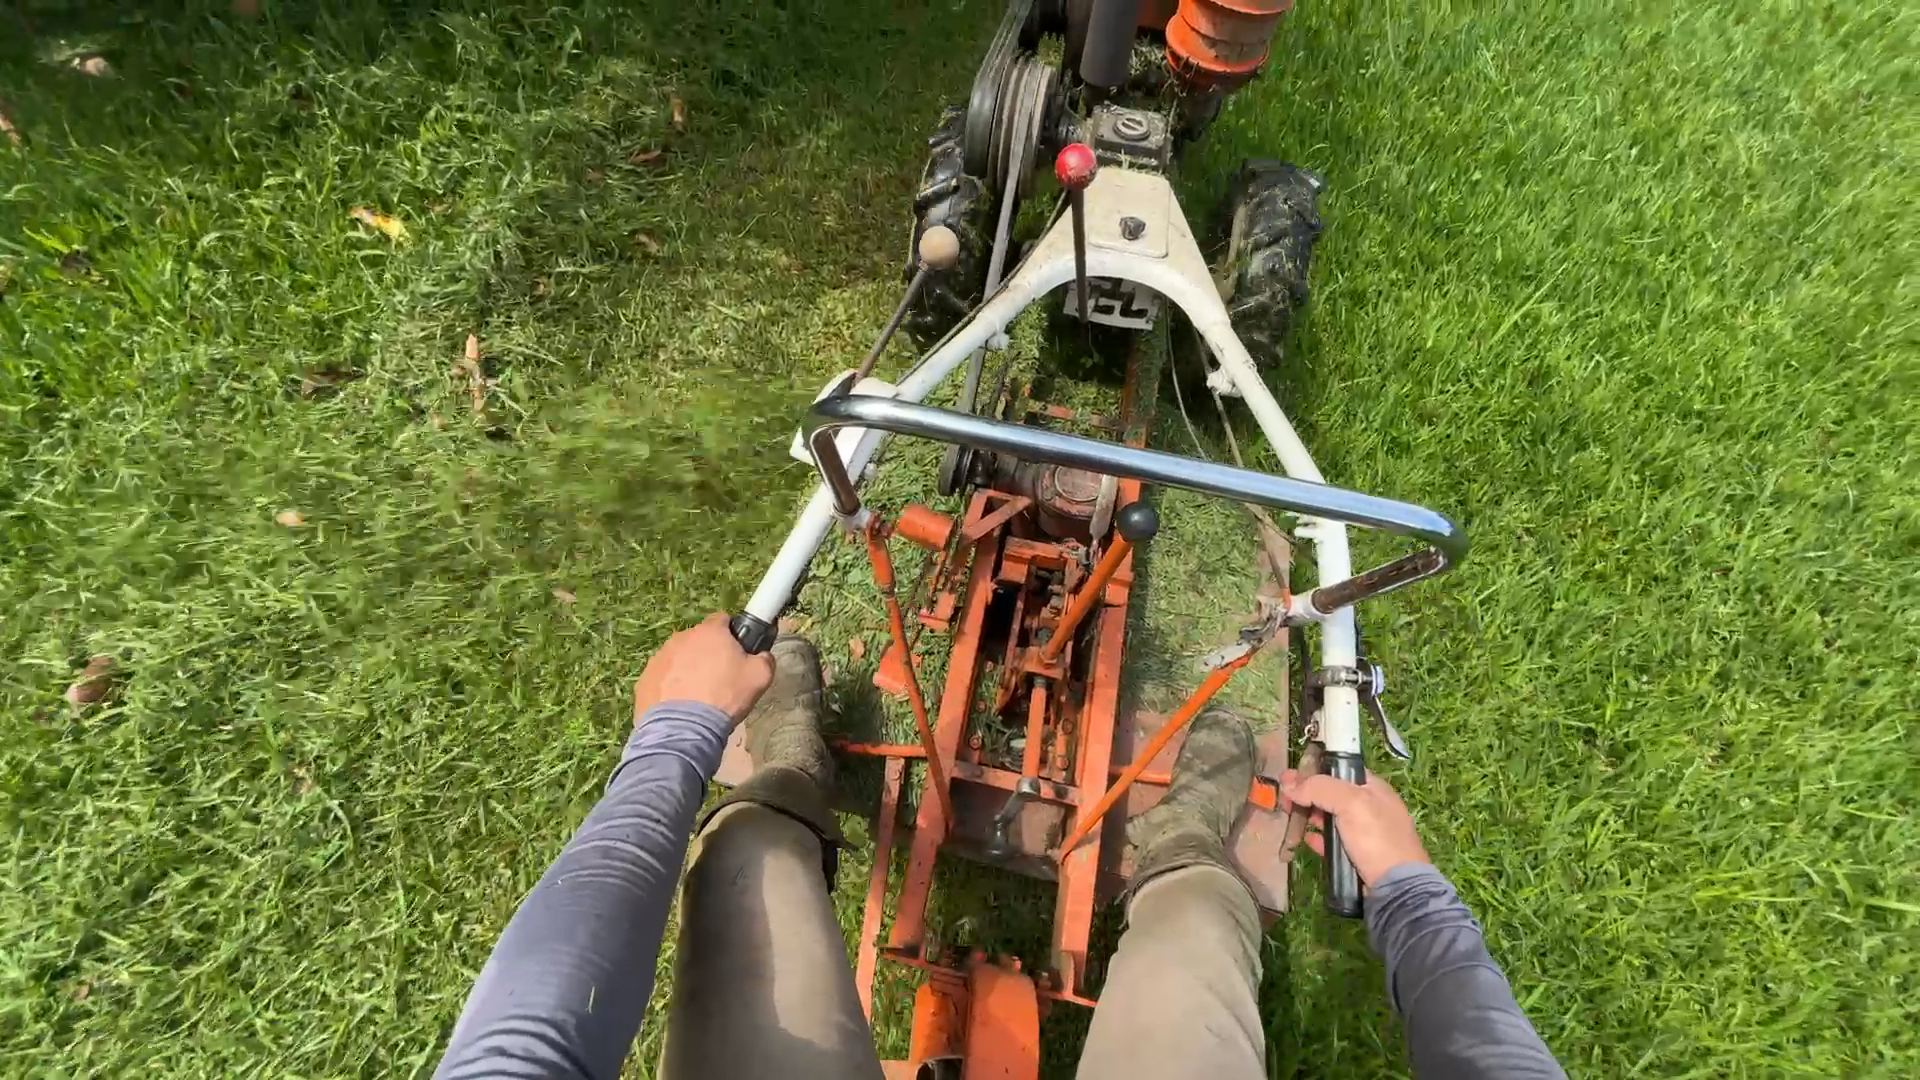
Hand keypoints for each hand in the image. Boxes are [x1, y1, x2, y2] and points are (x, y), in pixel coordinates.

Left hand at [632, 613, 774, 726]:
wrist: (683, 730)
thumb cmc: (725, 696)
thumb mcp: (761, 676)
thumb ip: (765, 658)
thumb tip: (762, 655)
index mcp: (710, 632)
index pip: (723, 619)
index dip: (732, 634)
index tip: (737, 652)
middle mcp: (681, 638)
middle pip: (699, 640)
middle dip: (709, 654)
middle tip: (720, 679)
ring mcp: (659, 658)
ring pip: (679, 658)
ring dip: (688, 669)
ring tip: (699, 696)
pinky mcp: (645, 679)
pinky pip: (663, 677)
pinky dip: (671, 687)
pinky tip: (681, 706)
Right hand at [1279, 768, 1430, 884]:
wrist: (1397, 888)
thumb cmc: (1376, 837)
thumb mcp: (1350, 802)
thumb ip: (1319, 788)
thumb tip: (1290, 786)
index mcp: (1373, 789)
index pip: (1338, 770)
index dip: (1313, 770)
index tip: (1290, 776)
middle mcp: (1369, 807)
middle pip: (1329, 793)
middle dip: (1306, 793)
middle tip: (1284, 798)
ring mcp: (1364, 832)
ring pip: (1328, 816)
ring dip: (1308, 814)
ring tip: (1290, 816)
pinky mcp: (1356, 854)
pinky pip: (1331, 840)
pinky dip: (1317, 837)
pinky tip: (1307, 838)